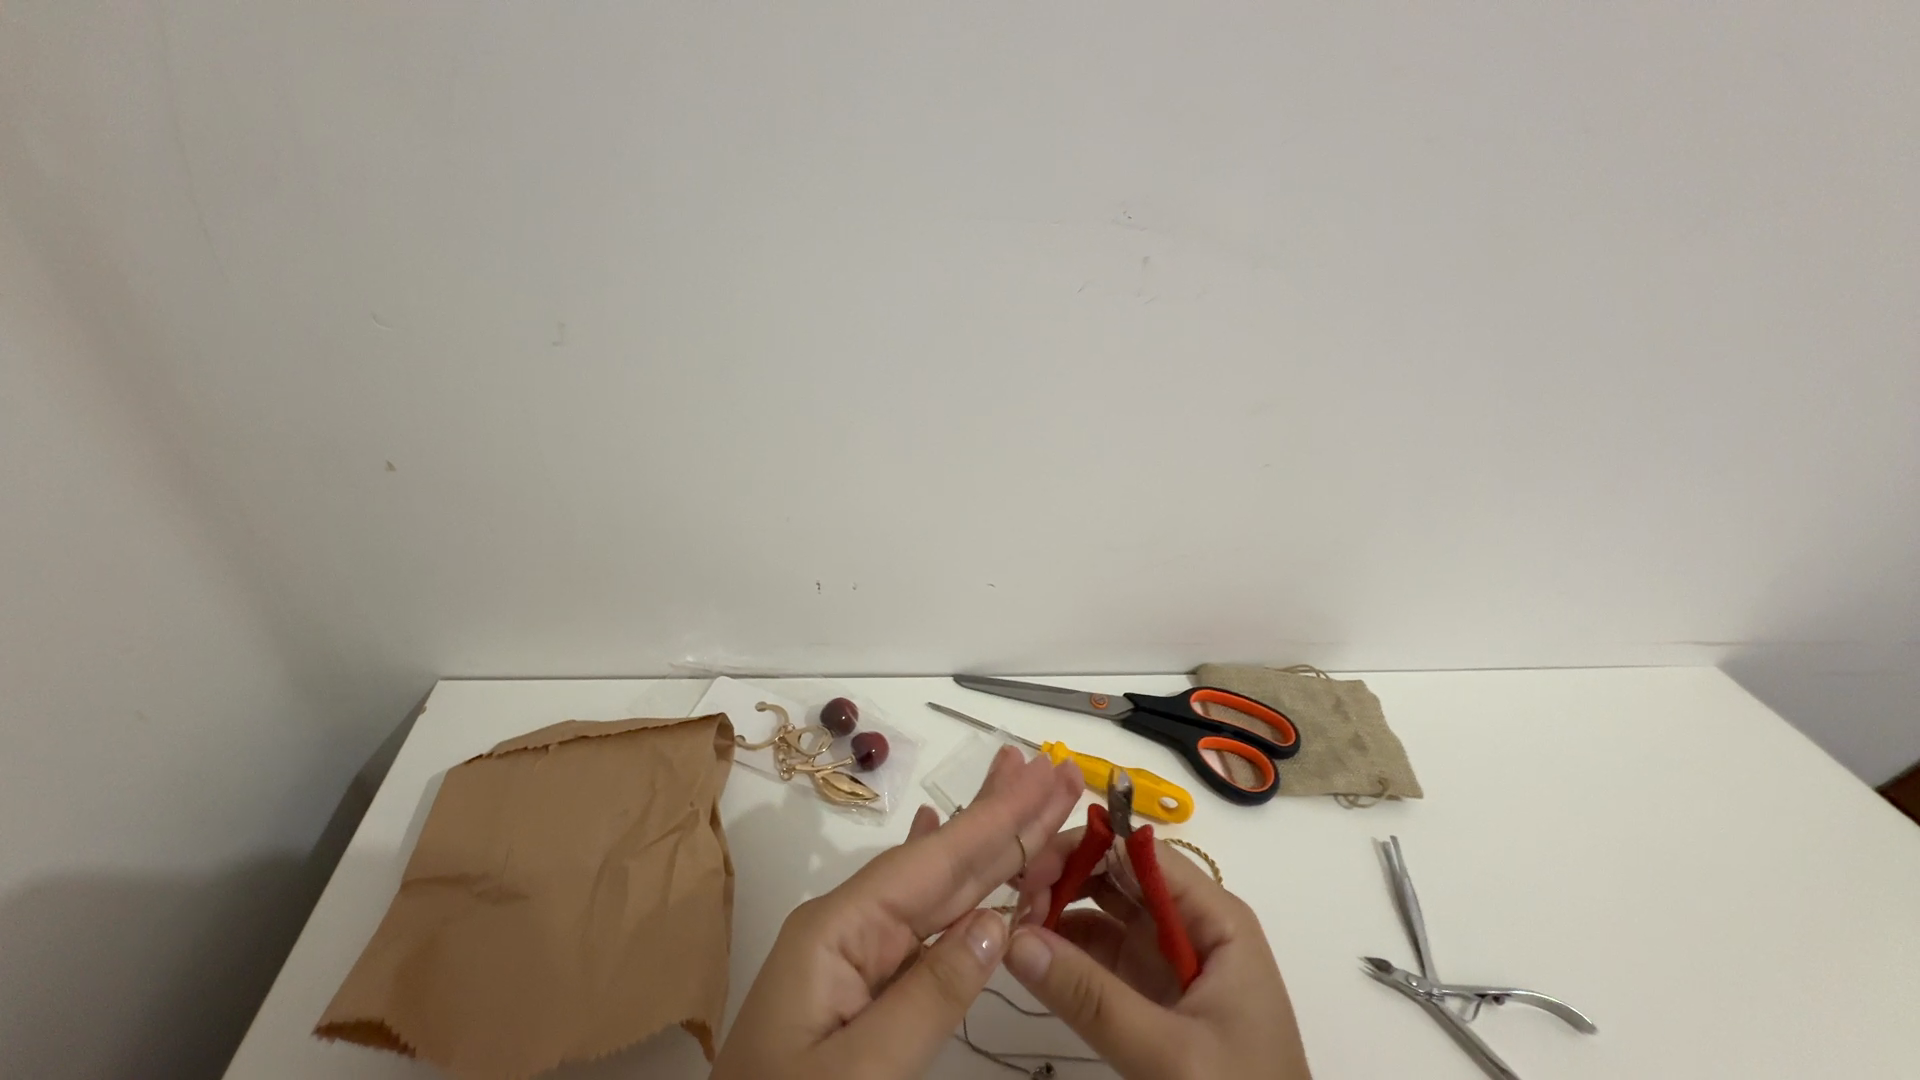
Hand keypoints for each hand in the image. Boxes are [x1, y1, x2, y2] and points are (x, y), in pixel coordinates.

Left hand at [711, 746, 1084, 1079]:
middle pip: (942, 861)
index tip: (1041, 774)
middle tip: (1054, 770)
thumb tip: (996, 922)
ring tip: (1027, 794)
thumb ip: (931, 994)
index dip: (995, 817)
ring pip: (939, 889)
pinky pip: (925, 923)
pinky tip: (951, 840)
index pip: (934, 861)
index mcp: (840, 928)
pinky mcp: (866, 982)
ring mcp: (857, 952)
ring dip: (989, 845)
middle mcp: (850, 924)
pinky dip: (953, 884)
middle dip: (1002, 816)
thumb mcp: (861, 1069)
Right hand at [1004, 829, 1312, 1079]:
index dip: (1083, 848)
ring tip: (1011, 924)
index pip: (1140, 852)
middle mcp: (1191, 924)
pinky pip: (1101, 953)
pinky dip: (1065, 949)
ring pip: (1105, 909)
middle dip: (1065, 875)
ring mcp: (1170, 958)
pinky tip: (1030, 954)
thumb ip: (1090, 997)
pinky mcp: (1152, 994)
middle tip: (1011, 896)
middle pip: (1119, 873)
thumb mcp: (1168, 1052)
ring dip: (1059, 909)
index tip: (1027, 870)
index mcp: (1215, 917)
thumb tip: (1012, 938)